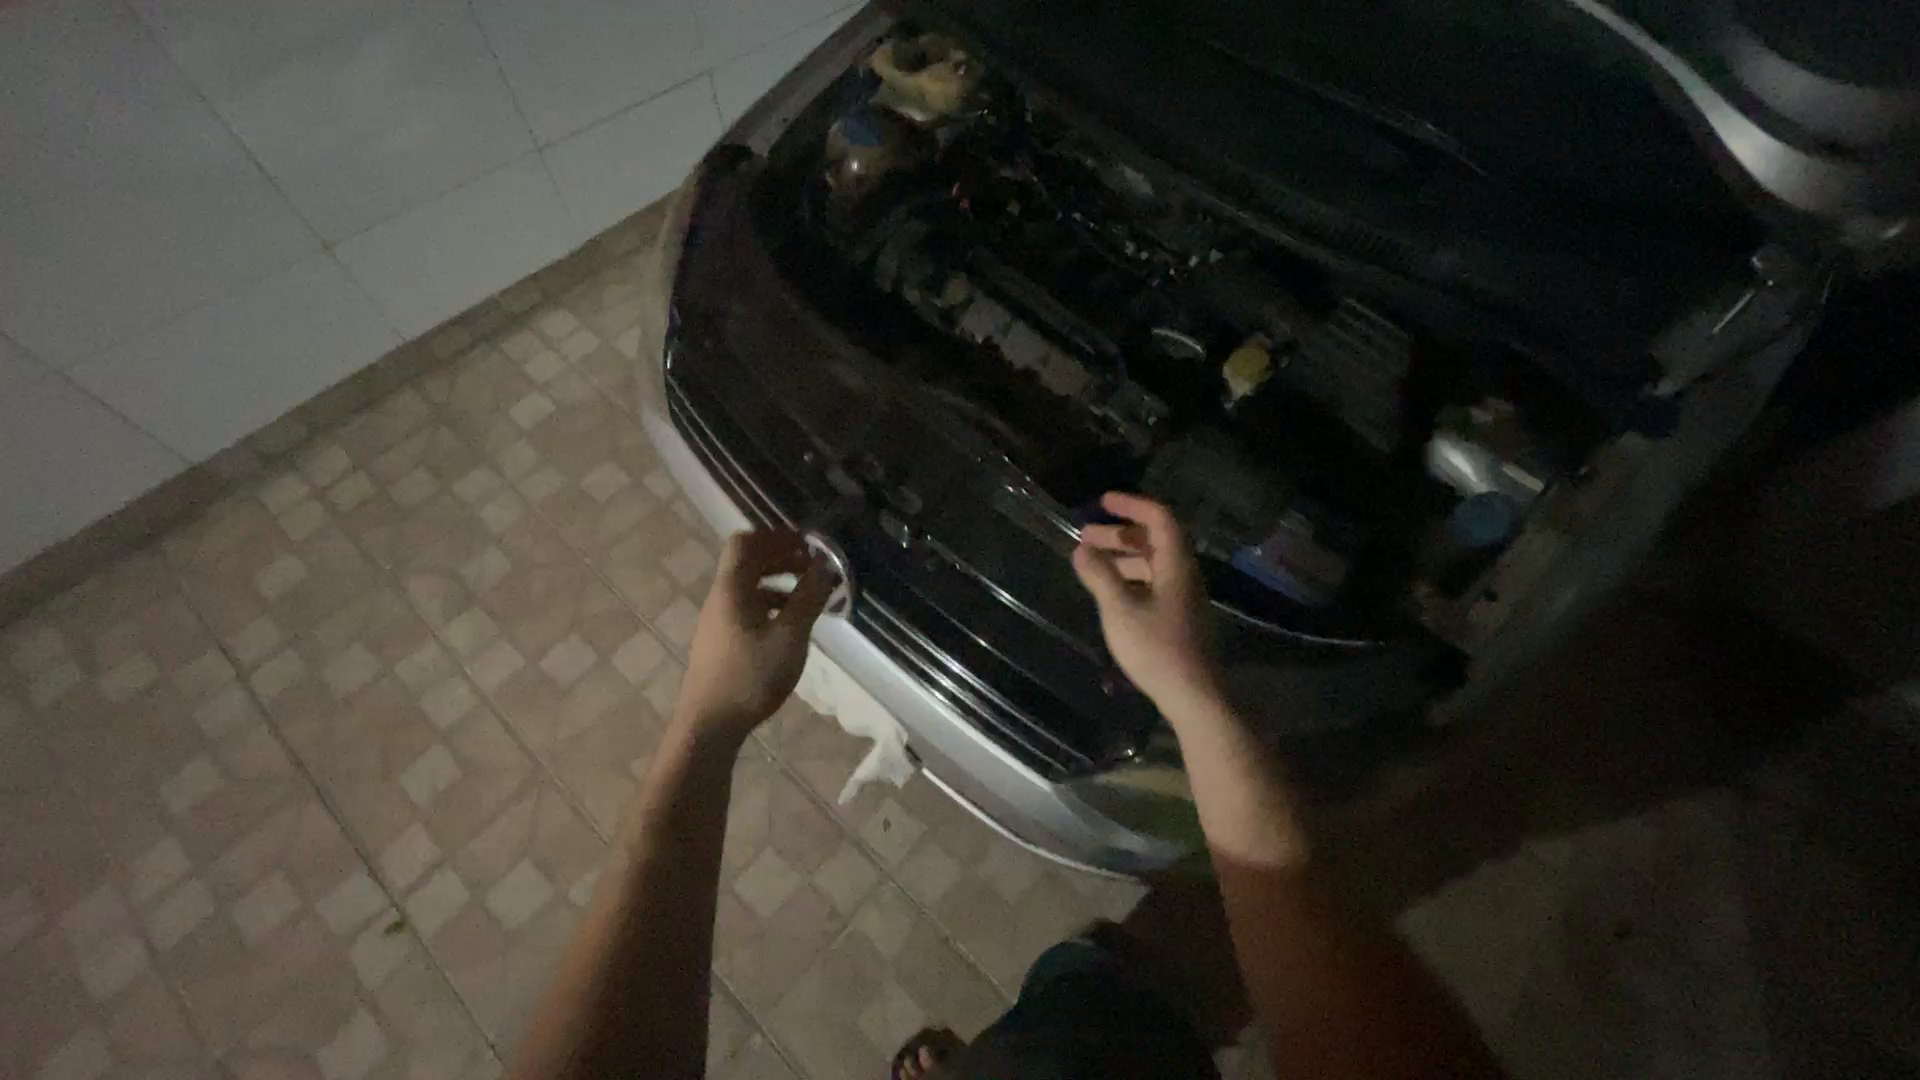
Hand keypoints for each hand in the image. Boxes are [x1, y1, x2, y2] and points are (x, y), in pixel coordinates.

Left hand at [675, 528, 836, 743]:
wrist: (708, 726)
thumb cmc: (750, 677)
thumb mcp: (790, 637)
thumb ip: (808, 598)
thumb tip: (826, 566)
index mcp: (732, 589)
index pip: (745, 542)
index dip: (776, 536)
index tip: (807, 544)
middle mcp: (720, 598)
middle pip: (747, 562)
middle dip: (781, 557)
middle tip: (813, 566)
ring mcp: (717, 621)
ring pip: (748, 587)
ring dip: (778, 582)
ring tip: (808, 594)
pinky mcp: (721, 642)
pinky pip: (747, 608)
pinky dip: (771, 604)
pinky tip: (790, 624)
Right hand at [1072, 492, 1221, 716]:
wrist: (1193, 695)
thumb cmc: (1157, 648)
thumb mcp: (1120, 610)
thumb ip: (1100, 576)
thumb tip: (1081, 548)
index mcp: (1175, 565)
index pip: (1159, 519)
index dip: (1131, 505)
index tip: (1102, 502)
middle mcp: (1183, 574)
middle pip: (1155, 540)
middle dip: (1119, 532)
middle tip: (1086, 536)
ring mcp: (1183, 597)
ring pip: (1153, 563)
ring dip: (1123, 556)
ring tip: (1090, 563)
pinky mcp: (1178, 617)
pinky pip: (1153, 583)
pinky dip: (1129, 577)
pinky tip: (1109, 592)